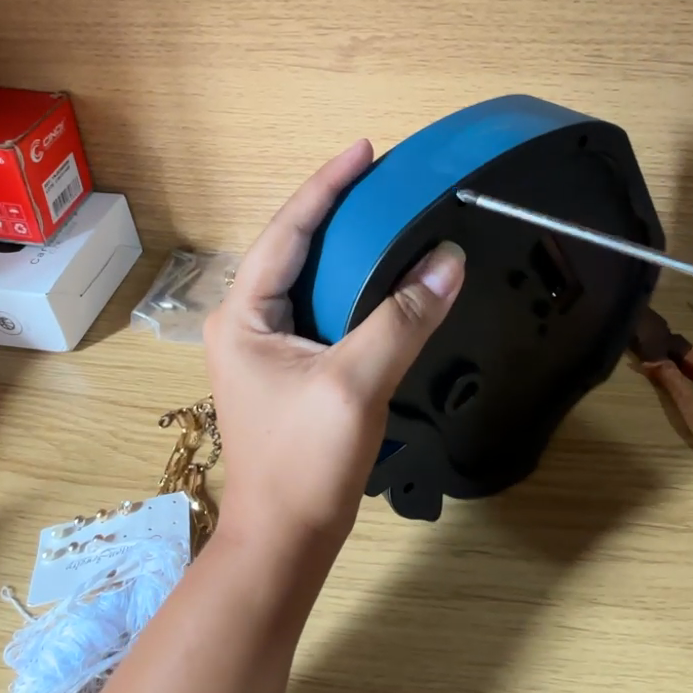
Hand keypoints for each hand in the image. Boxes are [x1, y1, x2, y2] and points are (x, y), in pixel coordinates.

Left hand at [204, 140, 465, 548]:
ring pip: (309, 279)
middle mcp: (247, 321)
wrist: (285, 542)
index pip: (287, 231)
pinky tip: (383, 279)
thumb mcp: (355, 383)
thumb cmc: (304, 463)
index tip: (364, 149)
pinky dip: (353, 287)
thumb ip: (401, 320)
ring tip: (388, 217)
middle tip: (384, 180)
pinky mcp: (288, 369)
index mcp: (245, 314)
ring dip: (347, 248)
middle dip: (337, 211)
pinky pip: (322, 309)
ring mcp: (265, 347)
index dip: (326, 186)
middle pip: (294, 248)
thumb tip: (447, 262)